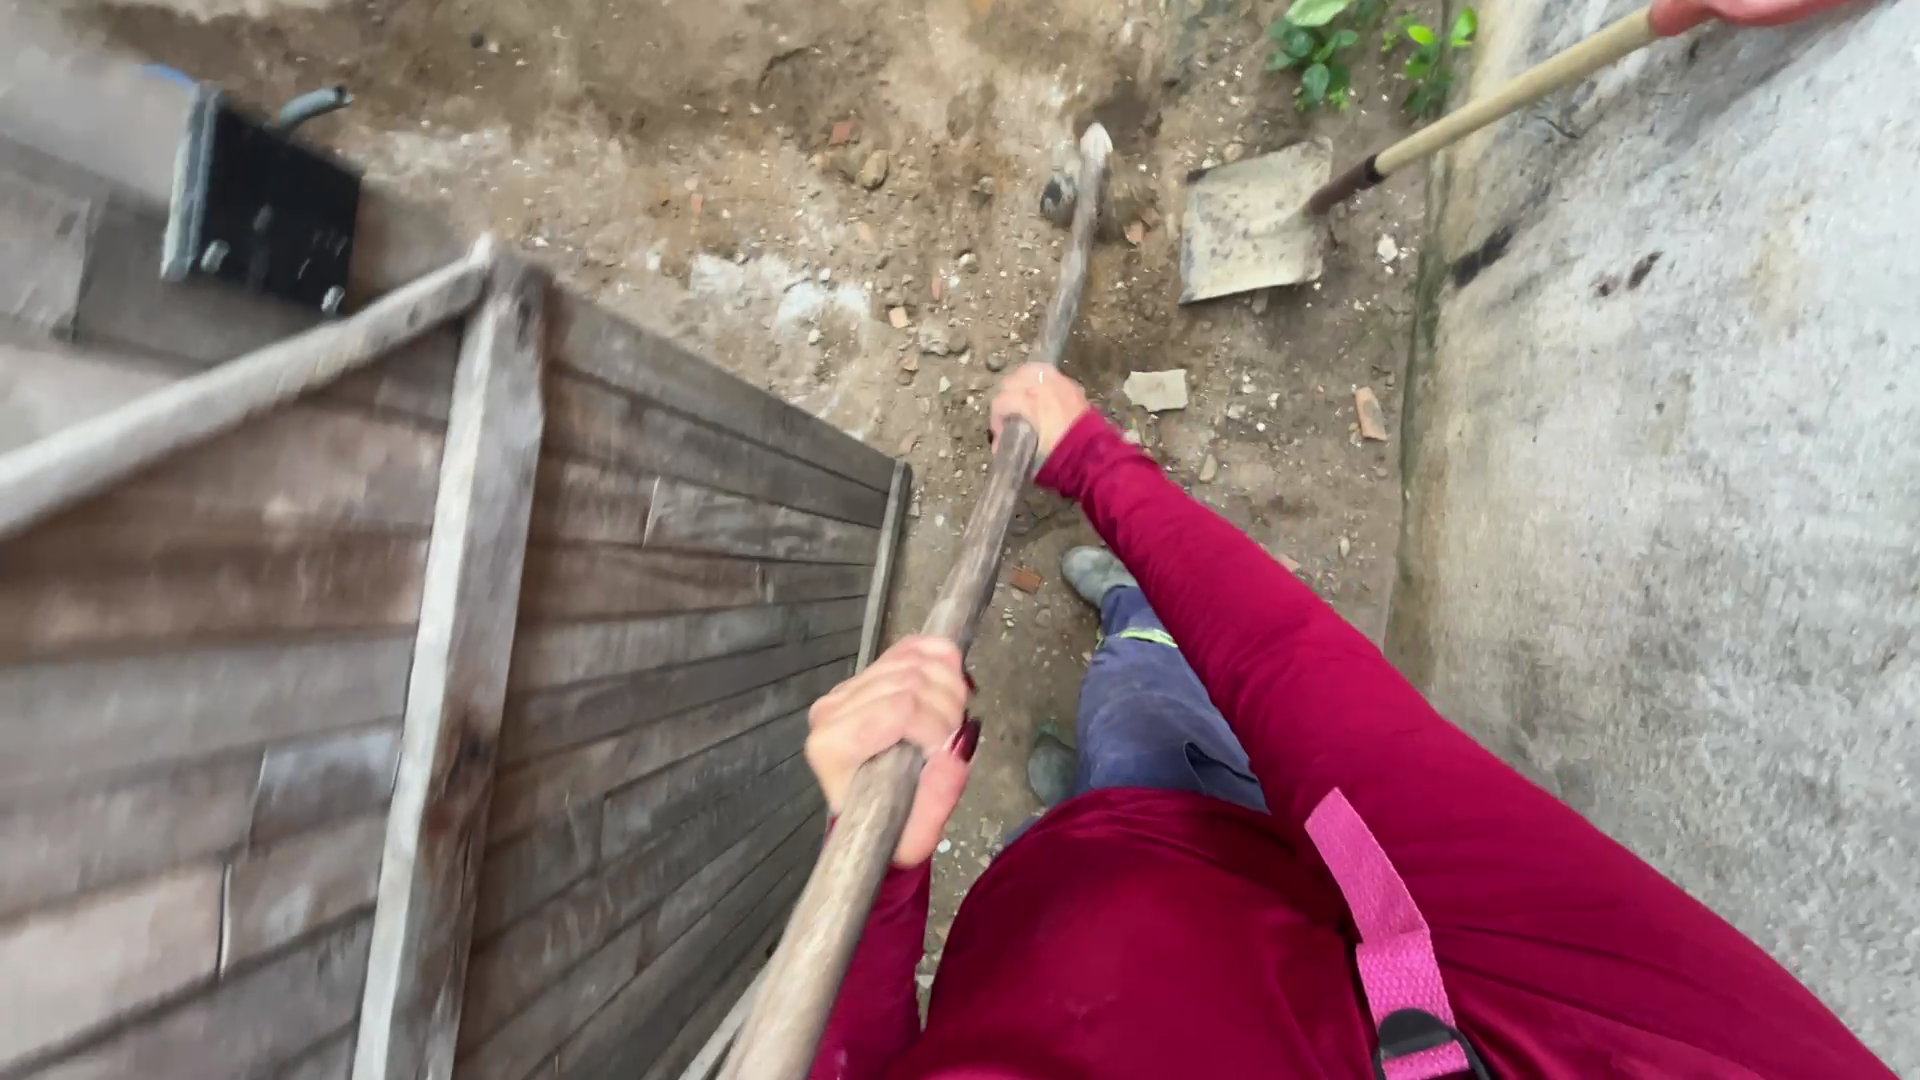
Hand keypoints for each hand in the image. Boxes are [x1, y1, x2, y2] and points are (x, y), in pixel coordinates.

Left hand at [805, 636, 978, 865]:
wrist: (874, 817)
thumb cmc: (890, 828)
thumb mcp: (916, 837)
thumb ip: (937, 799)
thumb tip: (956, 747)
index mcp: (832, 748)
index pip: (900, 709)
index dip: (937, 725)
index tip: (946, 751)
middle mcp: (831, 711)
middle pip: (911, 680)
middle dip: (948, 706)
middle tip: (955, 735)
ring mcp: (847, 688)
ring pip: (913, 660)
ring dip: (949, 684)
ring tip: (953, 717)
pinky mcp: (867, 674)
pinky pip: (910, 646)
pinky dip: (941, 656)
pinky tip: (951, 681)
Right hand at [991, 363, 1089, 460]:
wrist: (1092, 456)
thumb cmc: (1059, 458)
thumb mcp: (1028, 456)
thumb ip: (1010, 447)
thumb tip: (999, 444)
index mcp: (1030, 404)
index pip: (1000, 402)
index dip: (995, 418)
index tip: (1001, 433)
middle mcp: (1042, 387)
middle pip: (1011, 382)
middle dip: (1005, 398)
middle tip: (1009, 415)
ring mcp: (1059, 383)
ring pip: (1029, 370)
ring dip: (1020, 383)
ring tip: (1021, 398)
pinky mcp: (1071, 385)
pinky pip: (1048, 373)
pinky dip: (1039, 380)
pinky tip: (1039, 394)